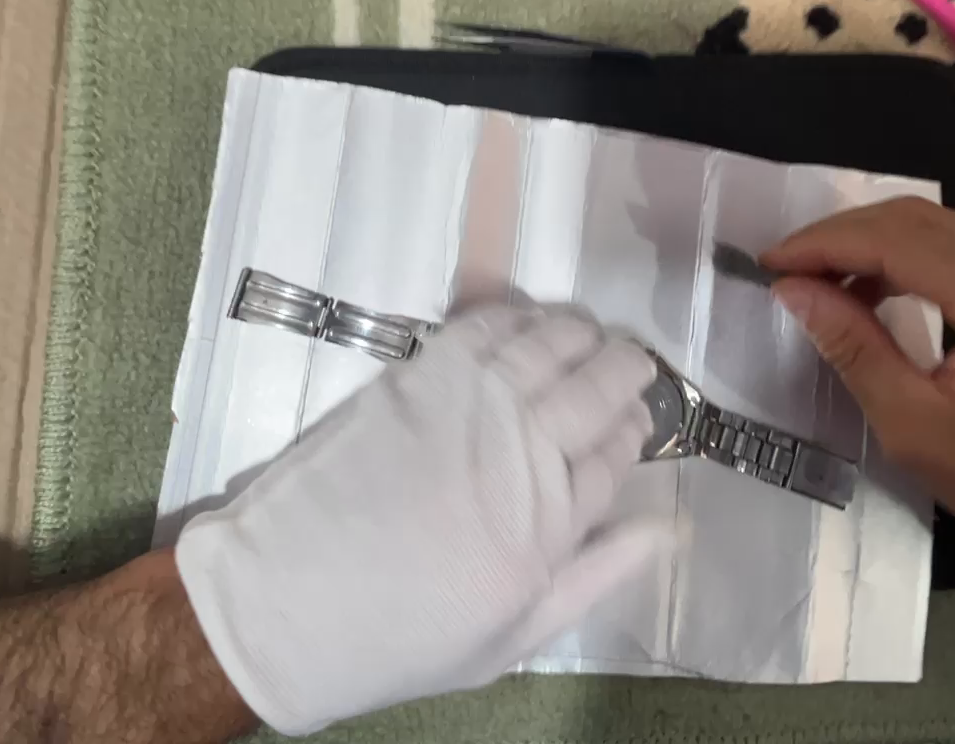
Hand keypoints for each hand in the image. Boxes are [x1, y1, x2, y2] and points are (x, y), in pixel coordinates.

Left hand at [176, 303, 667, 733]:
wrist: (288, 604)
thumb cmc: (405, 633)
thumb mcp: (512, 638)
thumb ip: (595, 575)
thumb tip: (666, 527)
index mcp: (548, 528)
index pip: (616, 455)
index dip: (634, 427)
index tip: (637, 416)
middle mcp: (520, 455)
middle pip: (596, 391)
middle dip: (625, 369)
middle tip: (631, 360)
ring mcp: (469, 409)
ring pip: (548, 349)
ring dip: (580, 333)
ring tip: (591, 333)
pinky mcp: (420, 377)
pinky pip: (484, 329)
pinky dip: (517, 316)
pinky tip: (530, 320)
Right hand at [762, 199, 954, 686]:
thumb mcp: (914, 427)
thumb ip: (852, 346)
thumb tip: (791, 287)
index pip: (901, 241)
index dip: (825, 243)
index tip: (769, 262)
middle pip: (919, 219)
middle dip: (841, 235)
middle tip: (787, 267)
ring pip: (939, 224)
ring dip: (871, 242)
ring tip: (821, 277)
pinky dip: (907, 256)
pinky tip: (874, 284)